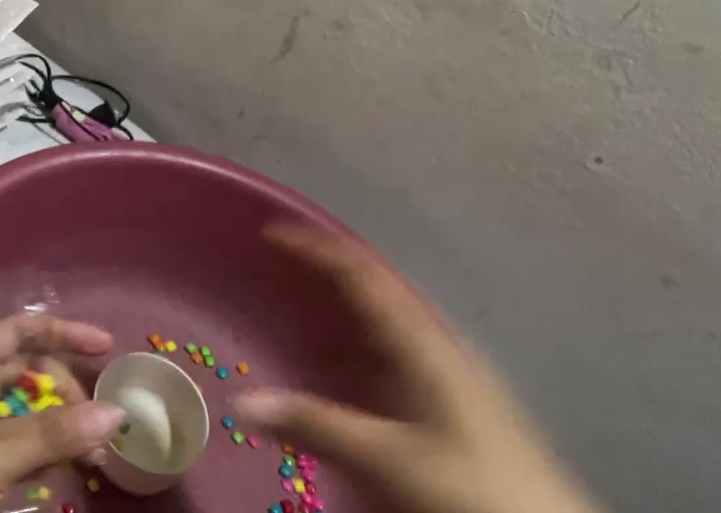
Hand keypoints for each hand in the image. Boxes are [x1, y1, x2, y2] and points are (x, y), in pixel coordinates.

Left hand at [0, 313, 125, 512]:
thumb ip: (52, 433)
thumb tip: (115, 413)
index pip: (15, 332)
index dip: (60, 331)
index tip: (104, 344)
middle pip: (26, 371)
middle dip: (66, 389)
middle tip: (101, 420)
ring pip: (27, 411)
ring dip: (62, 425)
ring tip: (95, 451)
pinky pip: (21, 444)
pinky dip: (49, 451)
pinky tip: (73, 465)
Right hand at [234, 224, 602, 512]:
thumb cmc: (474, 488)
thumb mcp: (388, 460)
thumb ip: (318, 426)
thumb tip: (246, 401)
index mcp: (422, 340)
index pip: (360, 273)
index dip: (315, 247)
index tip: (272, 232)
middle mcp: (437, 342)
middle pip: (374, 286)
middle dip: (324, 270)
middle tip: (277, 266)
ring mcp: (451, 369)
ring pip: (385, 317)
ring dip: (340, 304)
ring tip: (298, 305)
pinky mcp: (457, 399)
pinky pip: (393, 346)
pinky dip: (357, 339)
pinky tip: (343, 363)